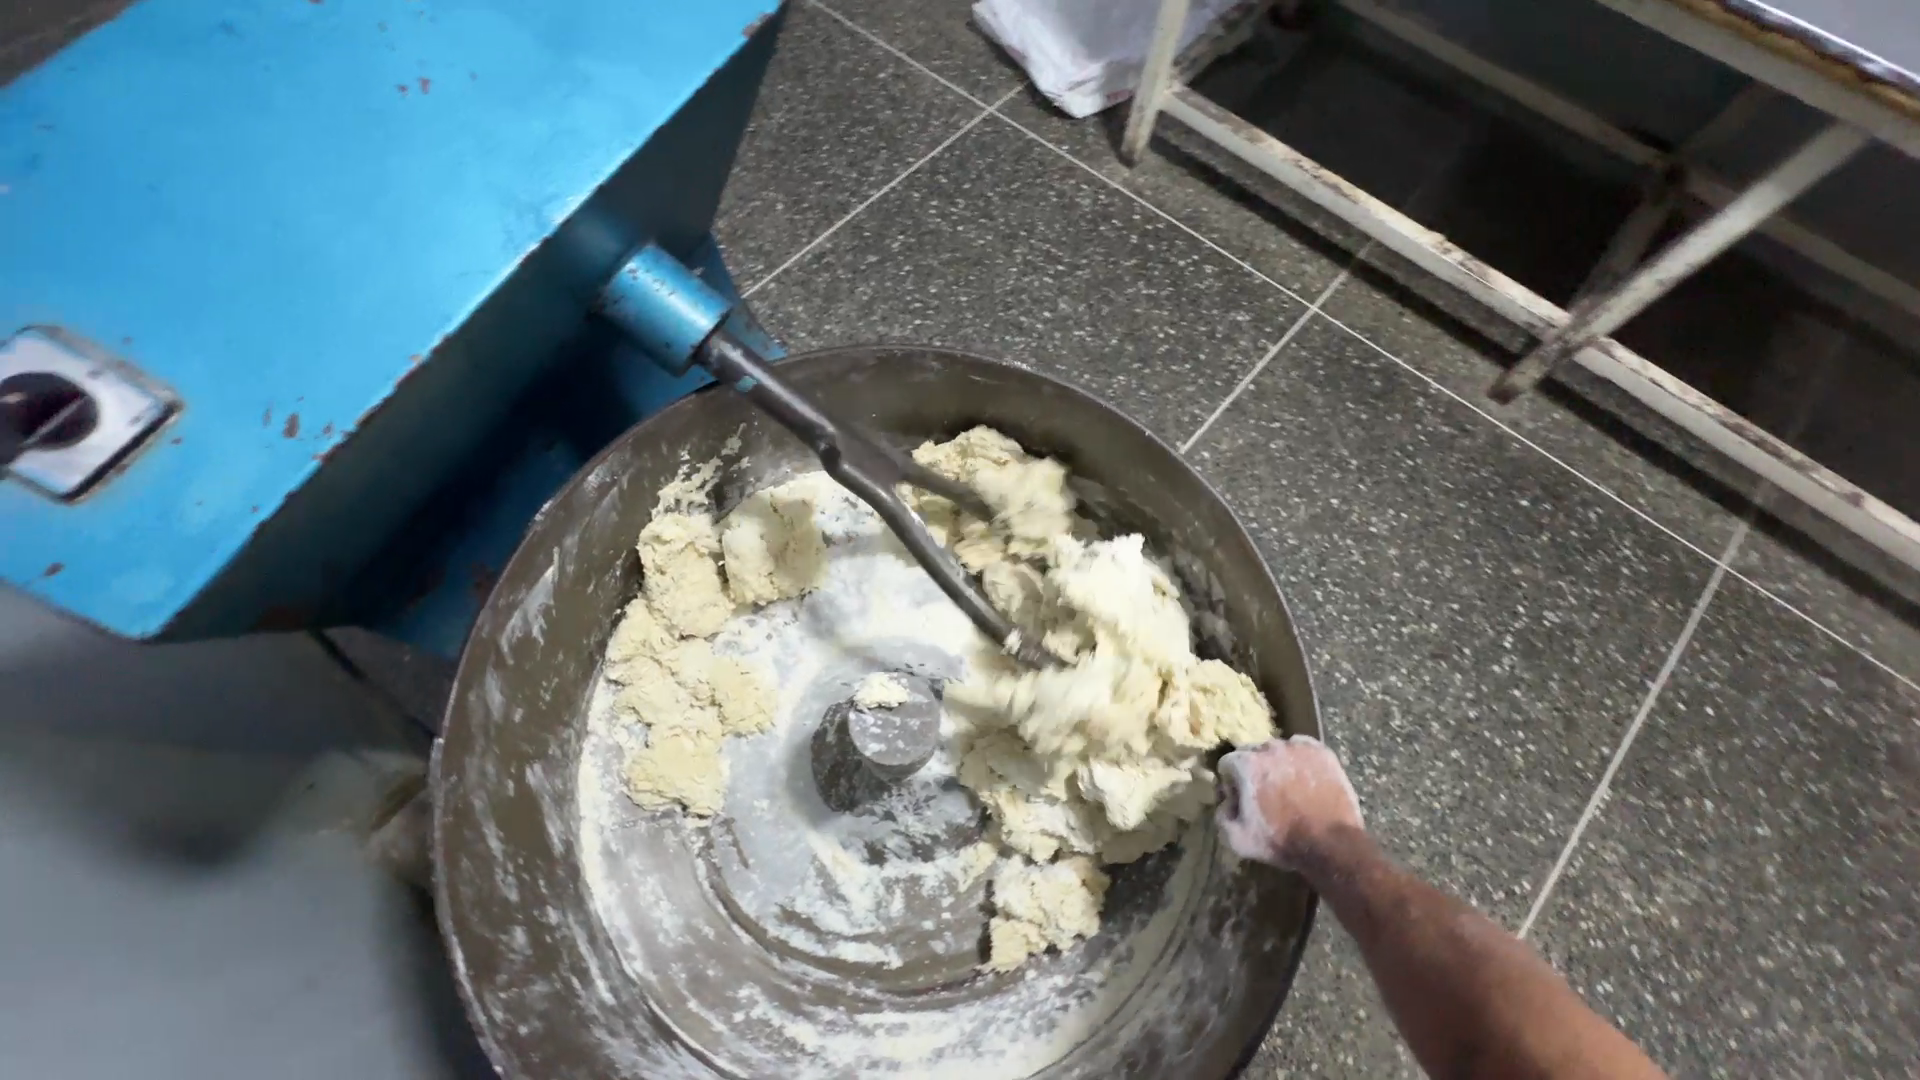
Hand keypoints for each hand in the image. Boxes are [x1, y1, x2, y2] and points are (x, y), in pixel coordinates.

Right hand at [1215, 735, 1362, 867]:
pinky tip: (1305, 779)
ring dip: (1278, 765)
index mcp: (1244, 763)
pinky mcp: (1321, 752)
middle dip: (1254, 772)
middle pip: (1252, 753)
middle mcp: (1269, 747)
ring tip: (1289, 789)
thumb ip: (1221, 816)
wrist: (1331, 844)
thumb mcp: (1237, 839)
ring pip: (1278, 751)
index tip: (1243, 802)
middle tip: (1266, 796)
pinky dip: (1300, 760)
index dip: (1232, 784)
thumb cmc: (1281, 840)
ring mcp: (1297, 747)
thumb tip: (1227, 803)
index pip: (1228, 764)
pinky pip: (1303, 749)